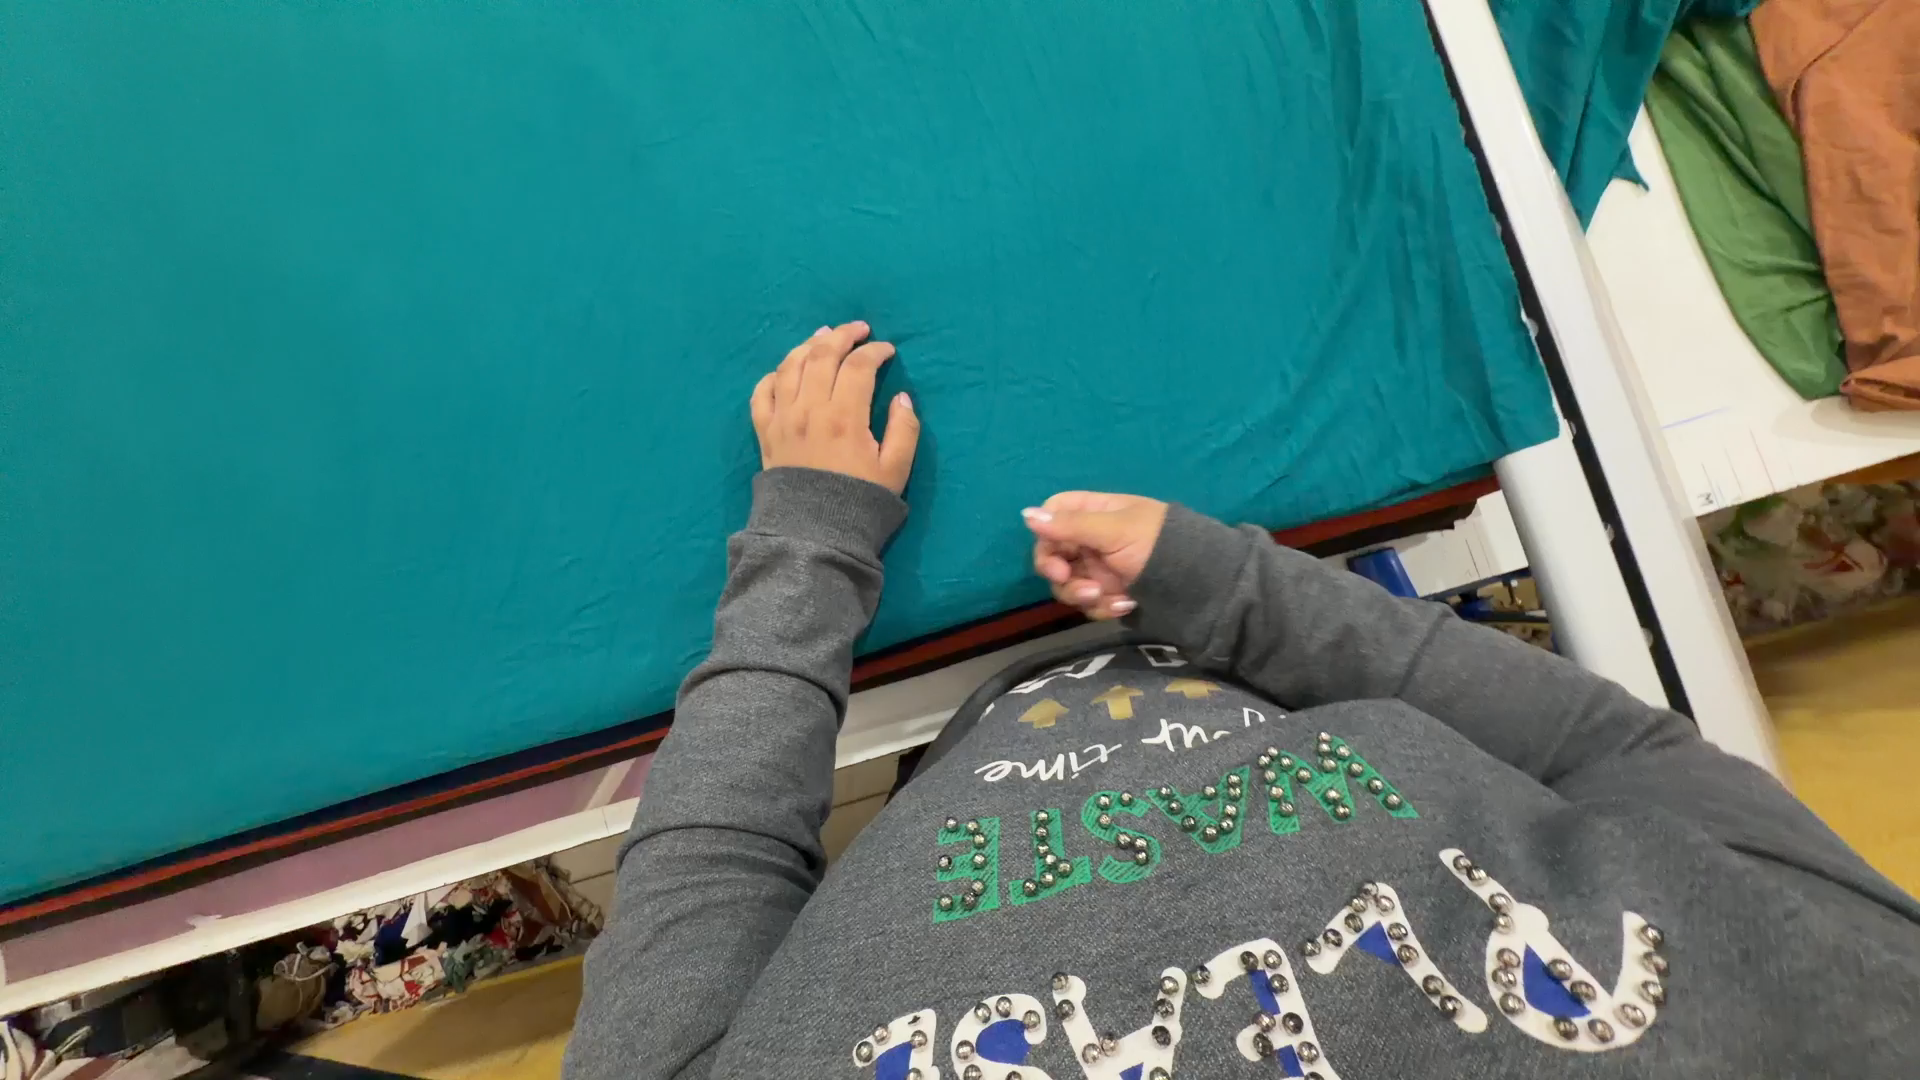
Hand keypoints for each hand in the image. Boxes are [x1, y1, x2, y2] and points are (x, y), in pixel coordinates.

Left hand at [750, 322, 919, 494]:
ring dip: (808, 345)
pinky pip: (762, 393)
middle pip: (822, 356)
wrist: (814, 535)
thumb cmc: (859, 503)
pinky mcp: (765, 433)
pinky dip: (773, 375)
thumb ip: (904, 430)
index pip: (859, 367)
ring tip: (823, 336)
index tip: (888, 350)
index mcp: (845, 417)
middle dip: (842, 335)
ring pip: (790, 366)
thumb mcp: (896, 470)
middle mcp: (809, 409)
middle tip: (858, 330)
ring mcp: (782, 419)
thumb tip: (902, 398)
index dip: (876, 352)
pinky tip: (786, 369)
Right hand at [1023, 492, 1168, 619]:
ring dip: (1082, 594)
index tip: (1053, 551)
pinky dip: (1104, 607)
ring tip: (1107, 597)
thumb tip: (1025, 513)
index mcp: (1095, 512)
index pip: (1054, 514)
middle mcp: (1092, 539)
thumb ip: (1070, 525)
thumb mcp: (1114, 530)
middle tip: (1071, 581)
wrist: (1203, 585)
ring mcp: (1100, 569)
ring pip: (1067, 584)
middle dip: (1061, 573)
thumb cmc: (1159, 545)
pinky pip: (1089, 604)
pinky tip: (1127, 605)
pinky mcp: (1110, 595)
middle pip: (1053, 554)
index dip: (1046, 533)